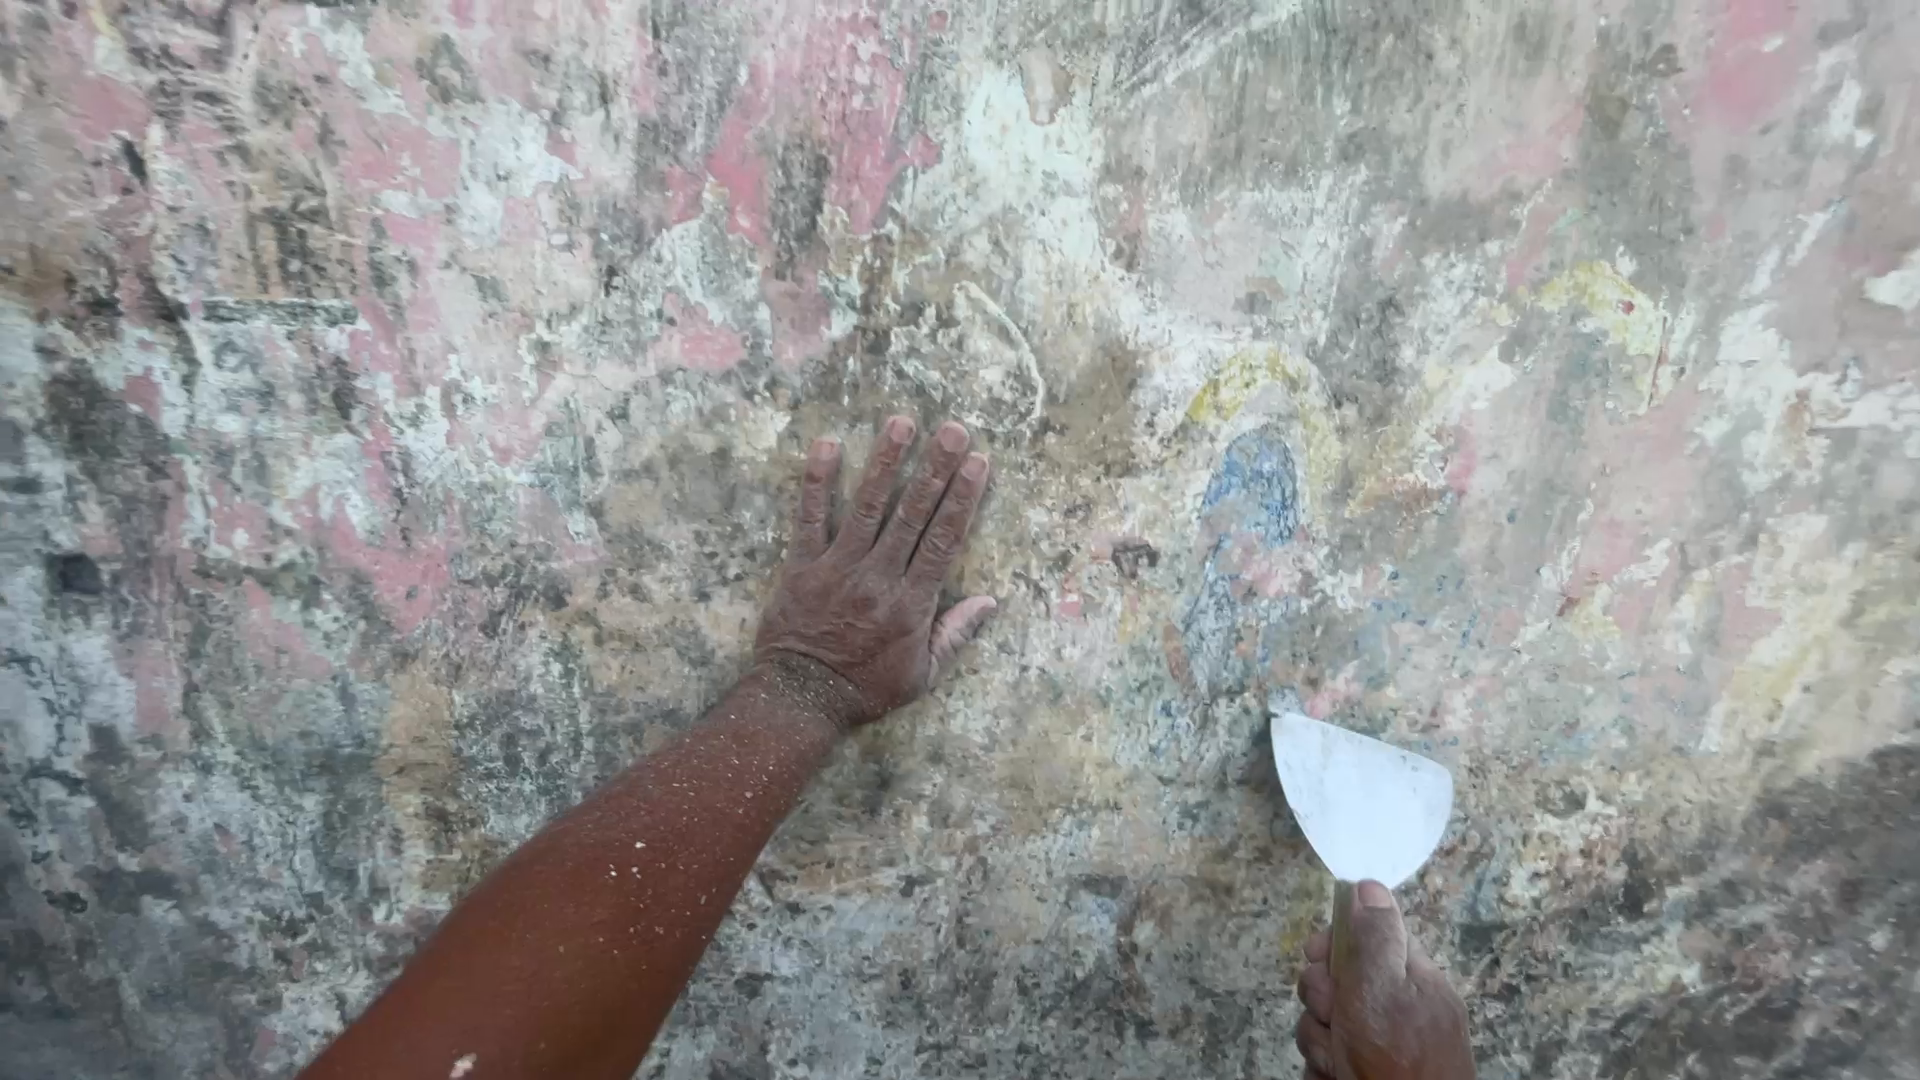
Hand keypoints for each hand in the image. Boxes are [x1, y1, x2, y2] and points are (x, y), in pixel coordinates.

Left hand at [753, 415, 995, 728]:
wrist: (802, 698)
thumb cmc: (867, 688)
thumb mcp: (923, 675)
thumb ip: (956, 635)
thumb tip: (991, 601)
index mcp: (912, 603)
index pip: (943, 541)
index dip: (963, 499)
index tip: (978, 463)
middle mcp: (879, 578)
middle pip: (912, 515)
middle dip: (935, 469)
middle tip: (953, 430)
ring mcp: (838, 568)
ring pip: (867, 507)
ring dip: (886, 463)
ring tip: (901, 423)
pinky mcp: (802, 566)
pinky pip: (809, 518)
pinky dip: (817, 482)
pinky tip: (827, 446)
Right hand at [1295, 882, 1475, 1079]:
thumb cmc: (1395, 1060)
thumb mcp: (1382, 987)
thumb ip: (1374, 935)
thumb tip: (1368, 883)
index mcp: (1415, 980)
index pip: (1367, 933)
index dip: (1335, 939)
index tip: (1316, 954)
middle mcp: (1399, 1008)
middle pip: (1337, 973)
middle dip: (1321, 993)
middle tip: (1333, 1014)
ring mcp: (1379, 1043)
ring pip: (1323, 1013)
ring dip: (1317, 1032)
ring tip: (1335, 1057)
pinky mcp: (1358, 1071)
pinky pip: (1323, 1048)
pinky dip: (1321, 1061)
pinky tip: (1333, 1074)